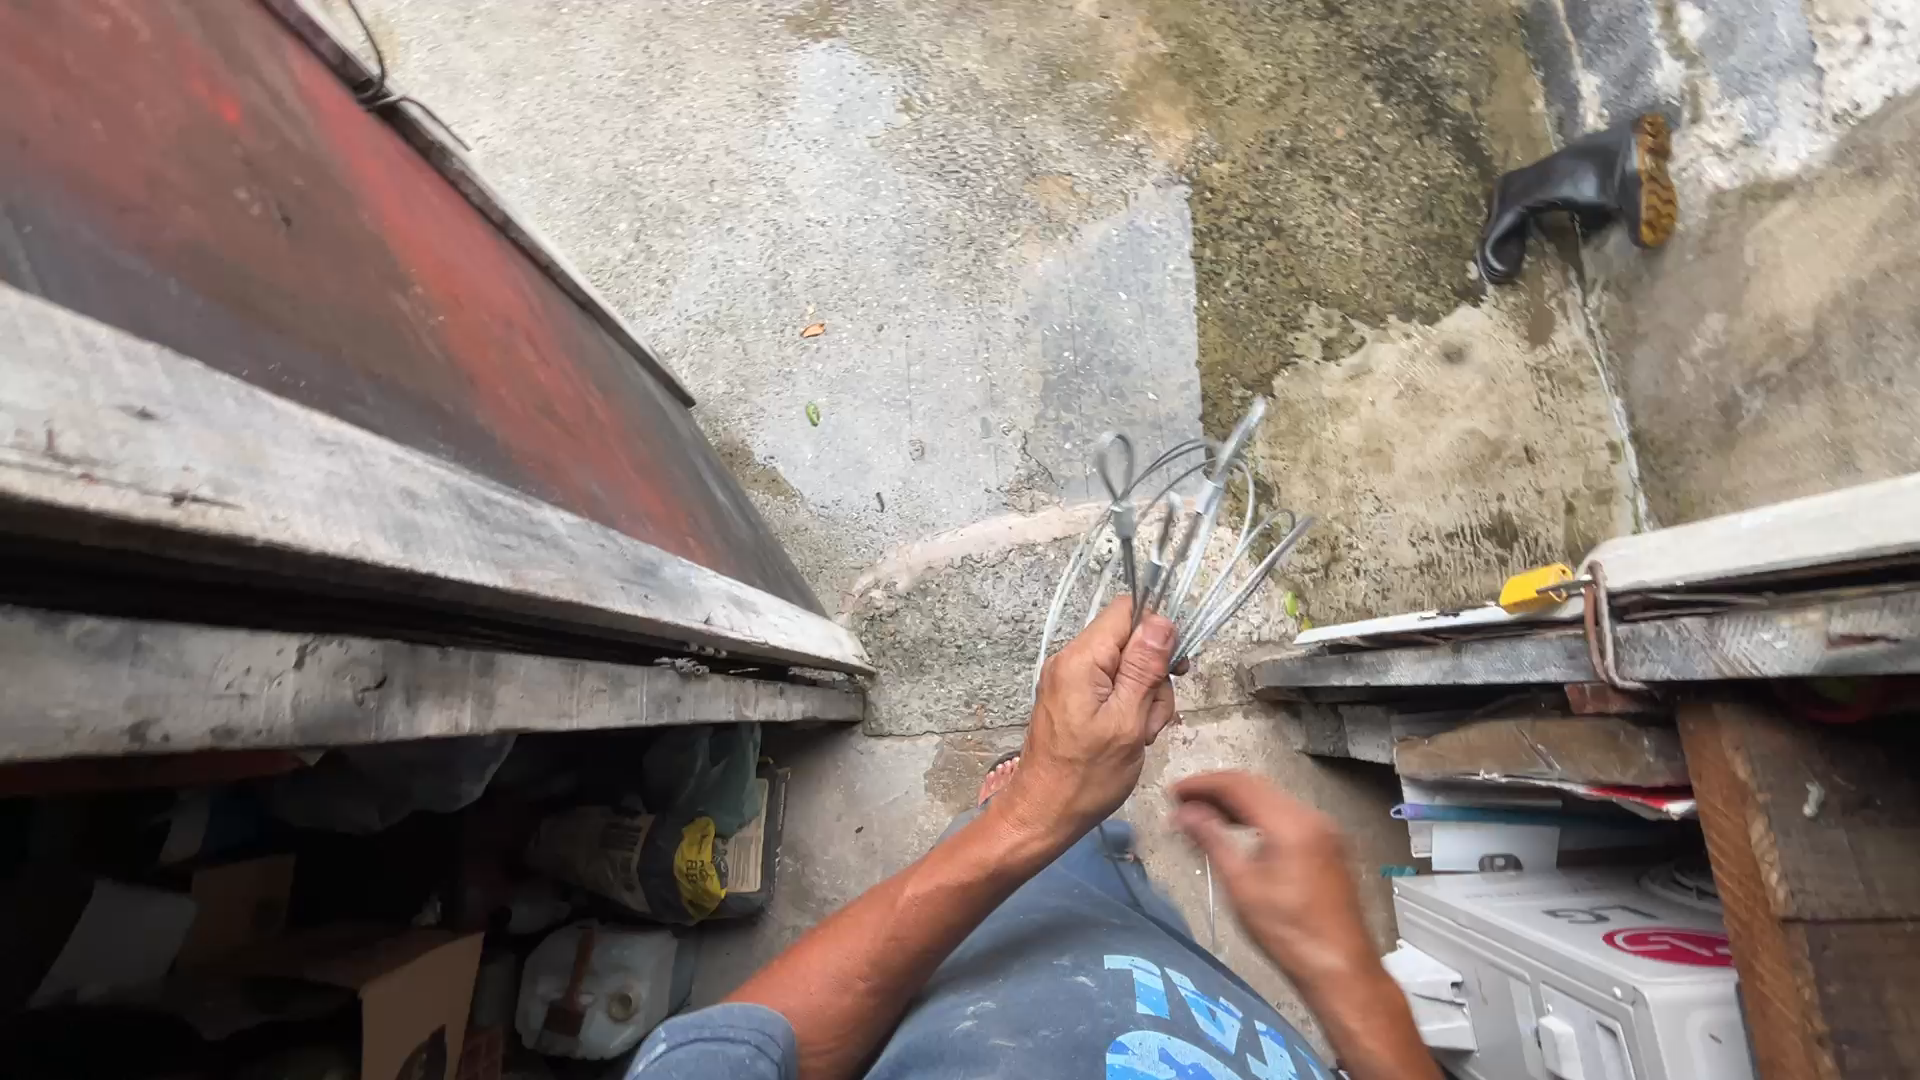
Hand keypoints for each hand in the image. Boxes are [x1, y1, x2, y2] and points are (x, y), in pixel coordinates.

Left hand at [1000, 598, 1177, 838]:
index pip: (1126, 611)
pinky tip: (1130, 735)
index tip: (1174, 665)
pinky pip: (1113, 687)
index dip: (1157, 631)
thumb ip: (1144, 668)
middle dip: (1153, 675)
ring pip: (1127, 667)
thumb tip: (1161, 620)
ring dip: (1145, 698)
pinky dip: (1129, 707)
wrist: (1045, 812)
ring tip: (1138, 734)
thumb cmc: (1085, 777)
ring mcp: (1070, 679)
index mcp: (1080, 659)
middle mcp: (1071, 660)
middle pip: (1130, 641)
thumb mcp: (1126, 721)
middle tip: (1150, 716)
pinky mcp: (1074, 697)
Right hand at [1171, 771, 1375, 988]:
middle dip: (1214, 789)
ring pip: (1268, 797)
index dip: (1201, 784)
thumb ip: (1210, 839)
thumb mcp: (1240, 886)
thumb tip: (1184, 812)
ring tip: (1201, 814)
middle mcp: (1310, 817)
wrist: (1343, 972)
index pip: (1237, 785)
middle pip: (1254, 785)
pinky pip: (1283, 813)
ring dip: (1233, 800)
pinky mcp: (1326, 844)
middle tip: (1182, 801)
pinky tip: (1234, 828)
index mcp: (1290, 823)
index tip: (1174, 792)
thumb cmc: (1289, 934)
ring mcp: (1322, 830)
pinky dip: (1253, 813)